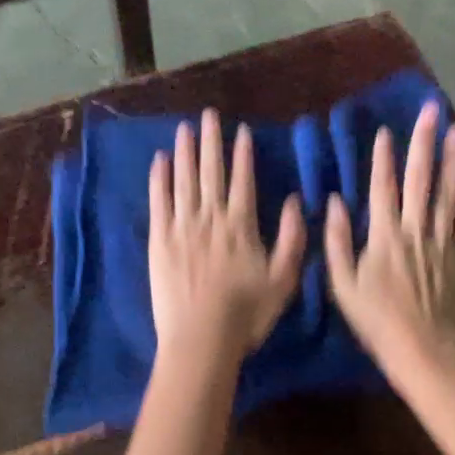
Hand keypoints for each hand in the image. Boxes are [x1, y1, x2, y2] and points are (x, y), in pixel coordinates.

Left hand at [148, 109, 305, 362]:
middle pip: (211, 171)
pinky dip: (159, 180)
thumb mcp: (284, 280)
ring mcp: (183, 227)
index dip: (243, 154)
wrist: (201, 341)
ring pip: (184, 180)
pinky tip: (159, 161)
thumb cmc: (246, 314)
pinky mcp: (160, 241)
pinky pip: (159, 202)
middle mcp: (212, 217)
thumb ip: (292, 238)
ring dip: (185, 152)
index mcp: (242, 225)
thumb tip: (295, 200)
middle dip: (211, 141)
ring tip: (184, 129)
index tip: (241, 130)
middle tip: (208, 114)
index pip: (243, 180)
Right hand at [325, 101, 454, 369]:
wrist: (426, 352)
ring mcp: (443, 239)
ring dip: (453, 157)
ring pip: (448, 190)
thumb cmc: (378, 321)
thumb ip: (336, 240)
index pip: (383, 187)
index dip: (383, 158)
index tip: (385, 130)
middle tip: (431, 110)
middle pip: (420, 178)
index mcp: (384, 235)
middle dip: (424, 142)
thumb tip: (334, 201)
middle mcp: (415, 229)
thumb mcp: (343, 285)